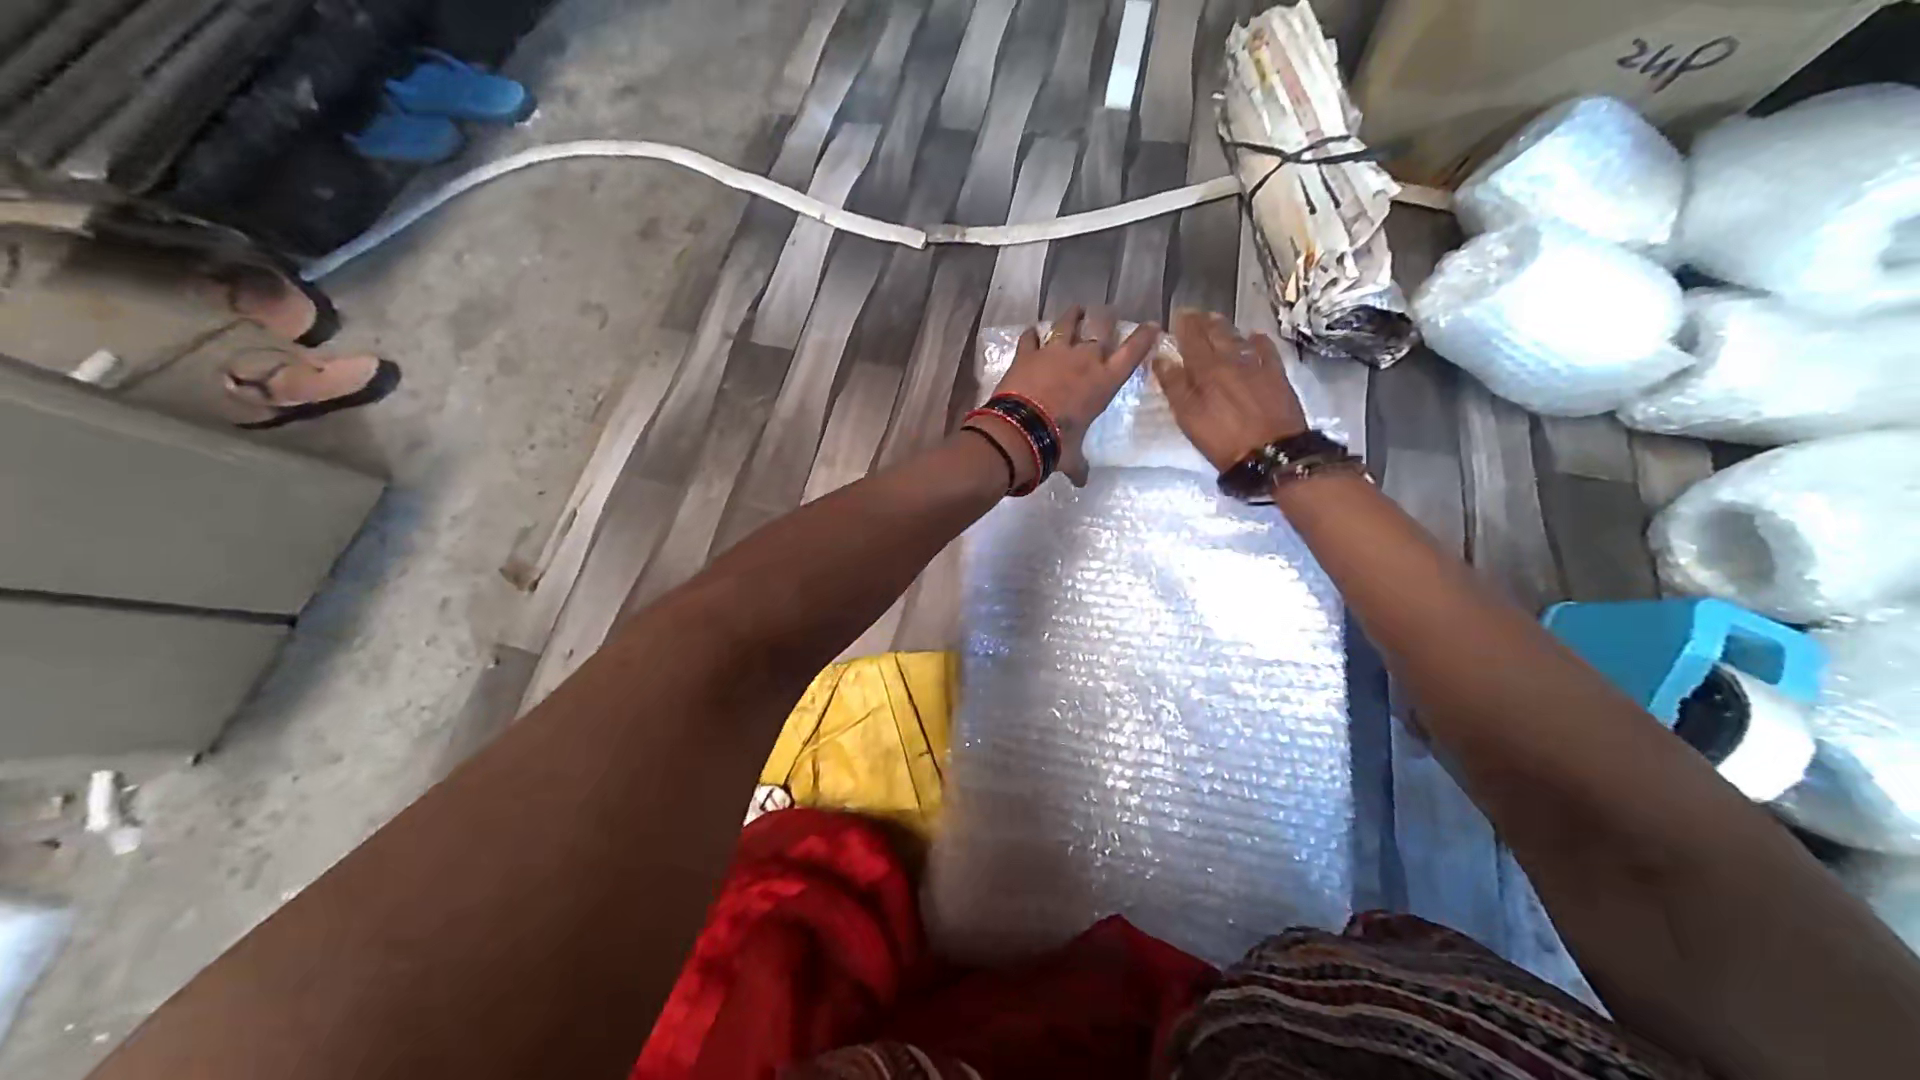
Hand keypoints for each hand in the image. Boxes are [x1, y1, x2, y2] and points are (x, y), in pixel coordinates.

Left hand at [981, 306, 1158, 486]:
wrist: (1021, 430)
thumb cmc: (1057, 444)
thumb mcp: (1073, 457)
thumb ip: (1079, 466)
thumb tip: (1081, 482)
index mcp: (1104, 382)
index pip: (1132, 352)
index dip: (1144, 336)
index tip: (1151, 325)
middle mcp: (1084, 359)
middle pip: (1102, 325)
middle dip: (1106, 316)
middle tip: (1107, 311)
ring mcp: (1055, 352)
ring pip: (1067, 323)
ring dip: (1072, 315)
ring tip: (1076, 310)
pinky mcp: (1028, 353)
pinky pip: (1030, 337)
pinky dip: (1031, 334)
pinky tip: (1031, 332)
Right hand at [1155, 308, 1308, 471]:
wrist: (1272, 453)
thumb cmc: (1222, 440)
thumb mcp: (1189, 418)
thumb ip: (1174, 387)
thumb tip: (1162, 359)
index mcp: (1206, 370)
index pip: (1192, 340)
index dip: (1185, 326)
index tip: (1179, 314)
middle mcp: (1231, 361)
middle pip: (1216, 335)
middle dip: (1204, 322)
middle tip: (1197, 313)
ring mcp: (1257, 366)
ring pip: (1239, 339)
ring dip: (1226, 328)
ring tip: (1217, 319)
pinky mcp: (1277, 376)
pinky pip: (1266, 350)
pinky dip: (1258, 341)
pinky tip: (1255, 336)